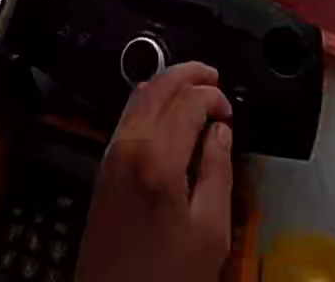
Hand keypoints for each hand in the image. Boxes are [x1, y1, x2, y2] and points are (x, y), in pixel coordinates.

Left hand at [76, 63, 232, 281]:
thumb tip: (220, 131)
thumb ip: (219, 171)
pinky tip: (170, 110)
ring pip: (140, 94)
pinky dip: (151, 99)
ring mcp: (113, 150)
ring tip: (196, 87)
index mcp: (157, 157)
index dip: (212, 96)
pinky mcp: (105, 162)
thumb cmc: (166, 276)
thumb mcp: (209, 232)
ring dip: (168, 82)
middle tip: (213, 77)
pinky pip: (129, 112)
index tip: (228, 111)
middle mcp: (130, 143)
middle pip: (159, 85)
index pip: (187, 101)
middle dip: (189, 74)